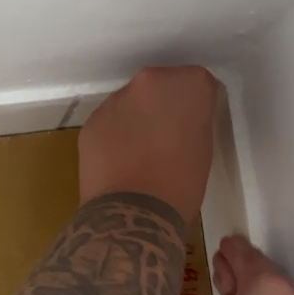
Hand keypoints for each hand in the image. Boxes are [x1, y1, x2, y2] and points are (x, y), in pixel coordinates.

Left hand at [77, 66, 219, 223]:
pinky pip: (107, 123)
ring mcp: (115, 100)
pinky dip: (112, 136)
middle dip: (160, 106)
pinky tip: (117, 162)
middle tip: (163, 139)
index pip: (195, 83)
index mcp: (188, 84)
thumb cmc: (181, 184)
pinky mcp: (91, 122)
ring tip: (137, 155)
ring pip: (129, 104)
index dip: (192, 106)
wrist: (133, 212)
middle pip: (158, 87)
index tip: (190, 127)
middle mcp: (149, 82)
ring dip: (133, 120)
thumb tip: (179, 119)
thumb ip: (193, 119)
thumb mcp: (203, 145)